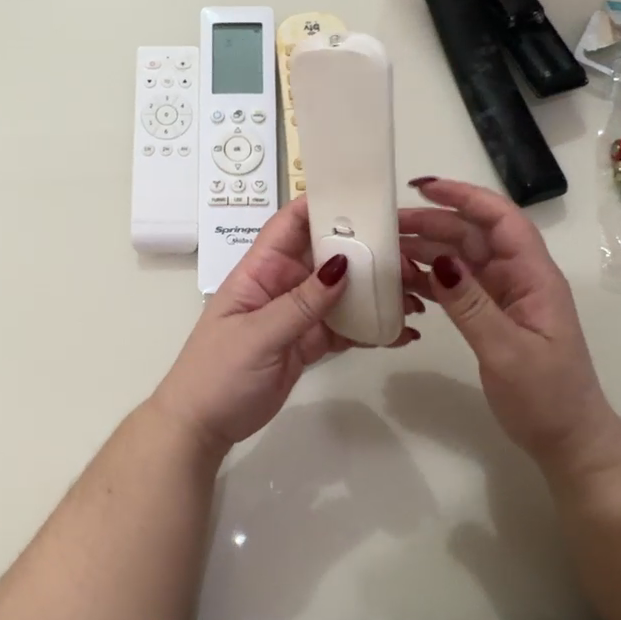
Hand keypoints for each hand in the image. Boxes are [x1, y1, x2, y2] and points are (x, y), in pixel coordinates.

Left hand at [150, 198, 423, 448]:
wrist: (203, 424)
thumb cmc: (216, 373)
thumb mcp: (258, 335)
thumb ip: (301, 303)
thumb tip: (342, 265)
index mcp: (259, 270)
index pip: (292, 224)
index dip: (324, 204)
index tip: (366, 194)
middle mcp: (281, 284)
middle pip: (327, 254)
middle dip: (366, 250)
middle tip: (411, 253)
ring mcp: (297, 314)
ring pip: (342, 292)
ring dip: (375, 291)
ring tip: (417, 294)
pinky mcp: (308, 343)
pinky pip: (344, 327)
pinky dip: (371, 328)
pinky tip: (400, 331)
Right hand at [401, 177, 617, 462]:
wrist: (569, 440)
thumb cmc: (548, 397)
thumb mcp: (508, 352)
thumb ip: (471, 305)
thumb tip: (439, 260)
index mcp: (534, 277)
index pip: (500, 220)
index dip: (464, 196)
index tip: (421, 187)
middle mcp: (518, 278)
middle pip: (472, 236)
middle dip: (431, 223)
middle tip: (384, 226)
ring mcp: (503, 297)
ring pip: (460, 259)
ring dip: (425, 251)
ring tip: (384, 252)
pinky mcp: (490, 316)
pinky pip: (456, 286)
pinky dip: (429, 281)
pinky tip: (401, 283)